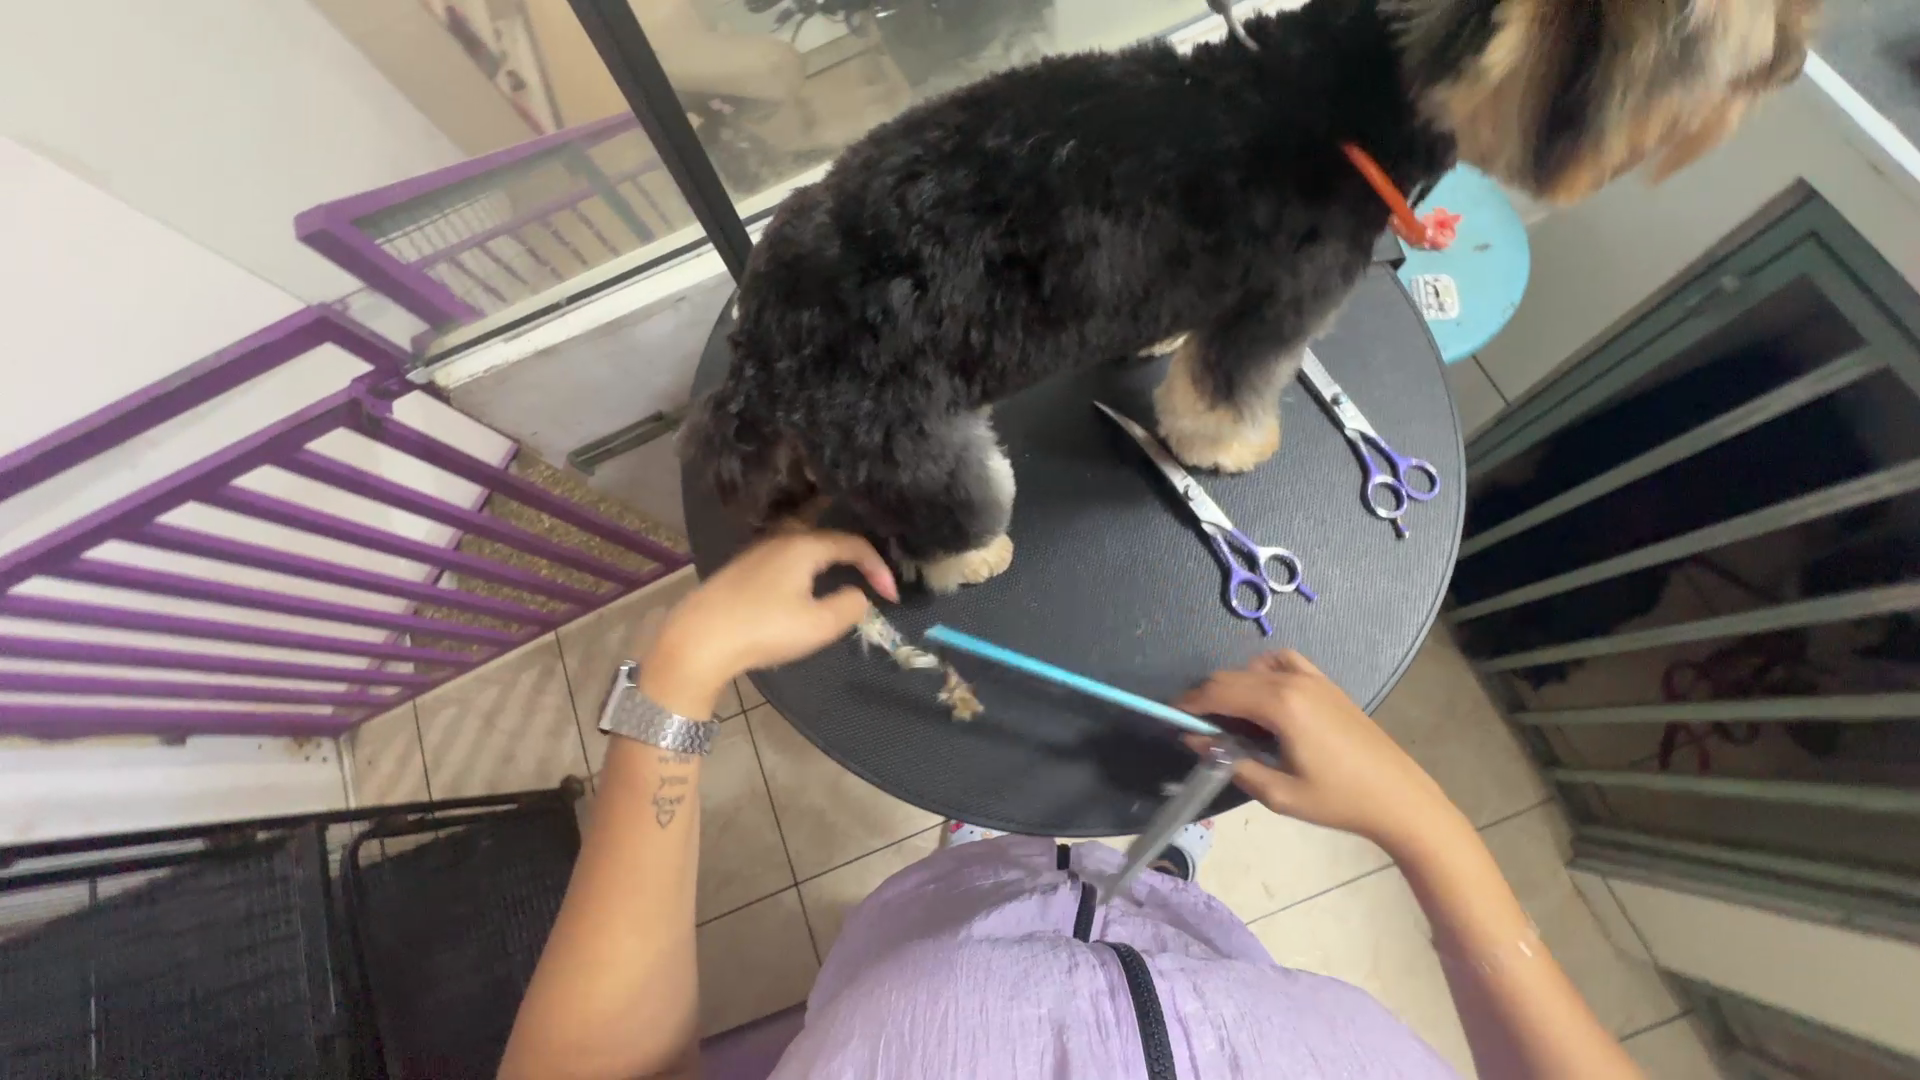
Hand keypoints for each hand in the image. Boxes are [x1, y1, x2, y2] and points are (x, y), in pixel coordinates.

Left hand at [647, 531, 898, 694]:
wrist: (697, 640)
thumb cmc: (764, 629)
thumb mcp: (819, 624)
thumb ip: (851, 606)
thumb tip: (859, 595)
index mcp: (804, 546)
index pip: (853, 545)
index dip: (878, 568)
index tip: (891, 596)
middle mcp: (781, 540)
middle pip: (827, 538)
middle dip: (854, 556)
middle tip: (871, 578)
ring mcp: (757, 553)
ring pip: (804, 547)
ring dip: (829, 562)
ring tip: (843, 581)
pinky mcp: (741, 570)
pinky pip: (786, 559)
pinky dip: (807, 568)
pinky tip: (804, 589)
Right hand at [1179, 650, 1462, 853]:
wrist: (1399, 798)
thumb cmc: (1338, 800)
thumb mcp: (1277, 792)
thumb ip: (1230, 762)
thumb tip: (1195, 740)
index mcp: (1280, 704)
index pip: (1218, 691)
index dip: (1189, 703)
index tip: (1171, 718)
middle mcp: (1292, 680)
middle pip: (1231, 676)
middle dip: (1206, 697)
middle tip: (1196, 727)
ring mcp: (1311, 677)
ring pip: (1252, 668)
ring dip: (1232, 687)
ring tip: (1230, 720)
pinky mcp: (1325, 682)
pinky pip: (1281, 662)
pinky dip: (1261, 672)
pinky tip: (1263, 697)